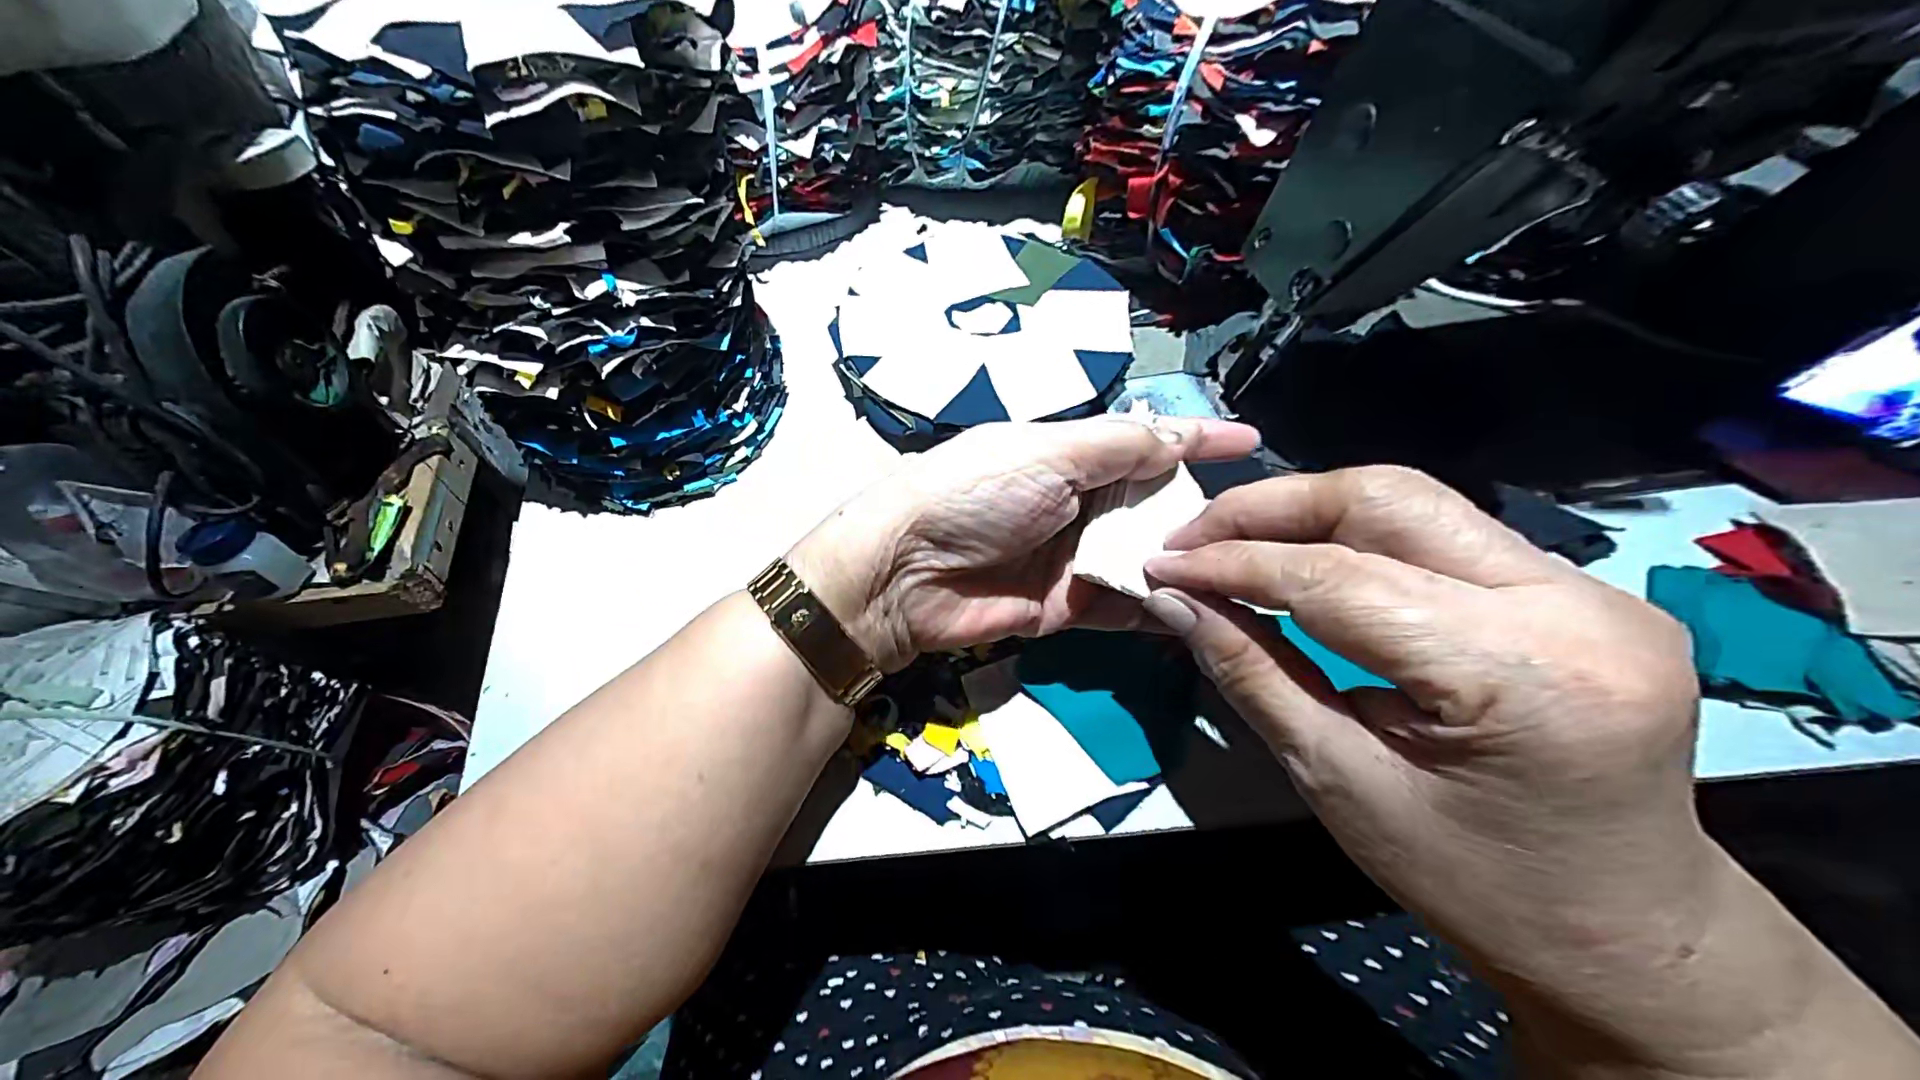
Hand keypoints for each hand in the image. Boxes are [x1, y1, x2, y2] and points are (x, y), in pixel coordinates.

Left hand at [787, 415, 1259, 671]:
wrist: (905, 574)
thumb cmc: (974, 495)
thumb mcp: (1047, 454)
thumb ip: (1117, 446)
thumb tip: (1179, 432)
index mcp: (1069, 454)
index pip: (1143, 442)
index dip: (1195, 440)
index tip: (1249, 441)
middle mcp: (1076, 502)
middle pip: (1152, 504)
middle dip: (1198, 512)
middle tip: (1256, 525)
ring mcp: (1073, 556)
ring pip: (1144, 556)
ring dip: (1184, 563)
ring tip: (1242, 569)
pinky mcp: (1066, 606)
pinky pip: (1123, 605)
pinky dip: (1157, 606)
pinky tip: (1199, 608)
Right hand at [1141, 467, 1736, 1064]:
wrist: (1625, 933)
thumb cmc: (1473, 882)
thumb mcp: (1337, 780)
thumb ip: (1250, 673)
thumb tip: (1174, 600)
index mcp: (1522, 675)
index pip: (1339, 578)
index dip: (1234, 563)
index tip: (1161, 564)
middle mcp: (1574, 605)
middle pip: (1387, 499)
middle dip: (1269, 508)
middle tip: (1192, 537)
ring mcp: (1588, 589)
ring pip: (1413, 503)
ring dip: (1306, 514)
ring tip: (1231, 543)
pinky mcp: (1576, 590)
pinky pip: (1437, 535)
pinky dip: (1351, 537)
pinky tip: (1299, 561)